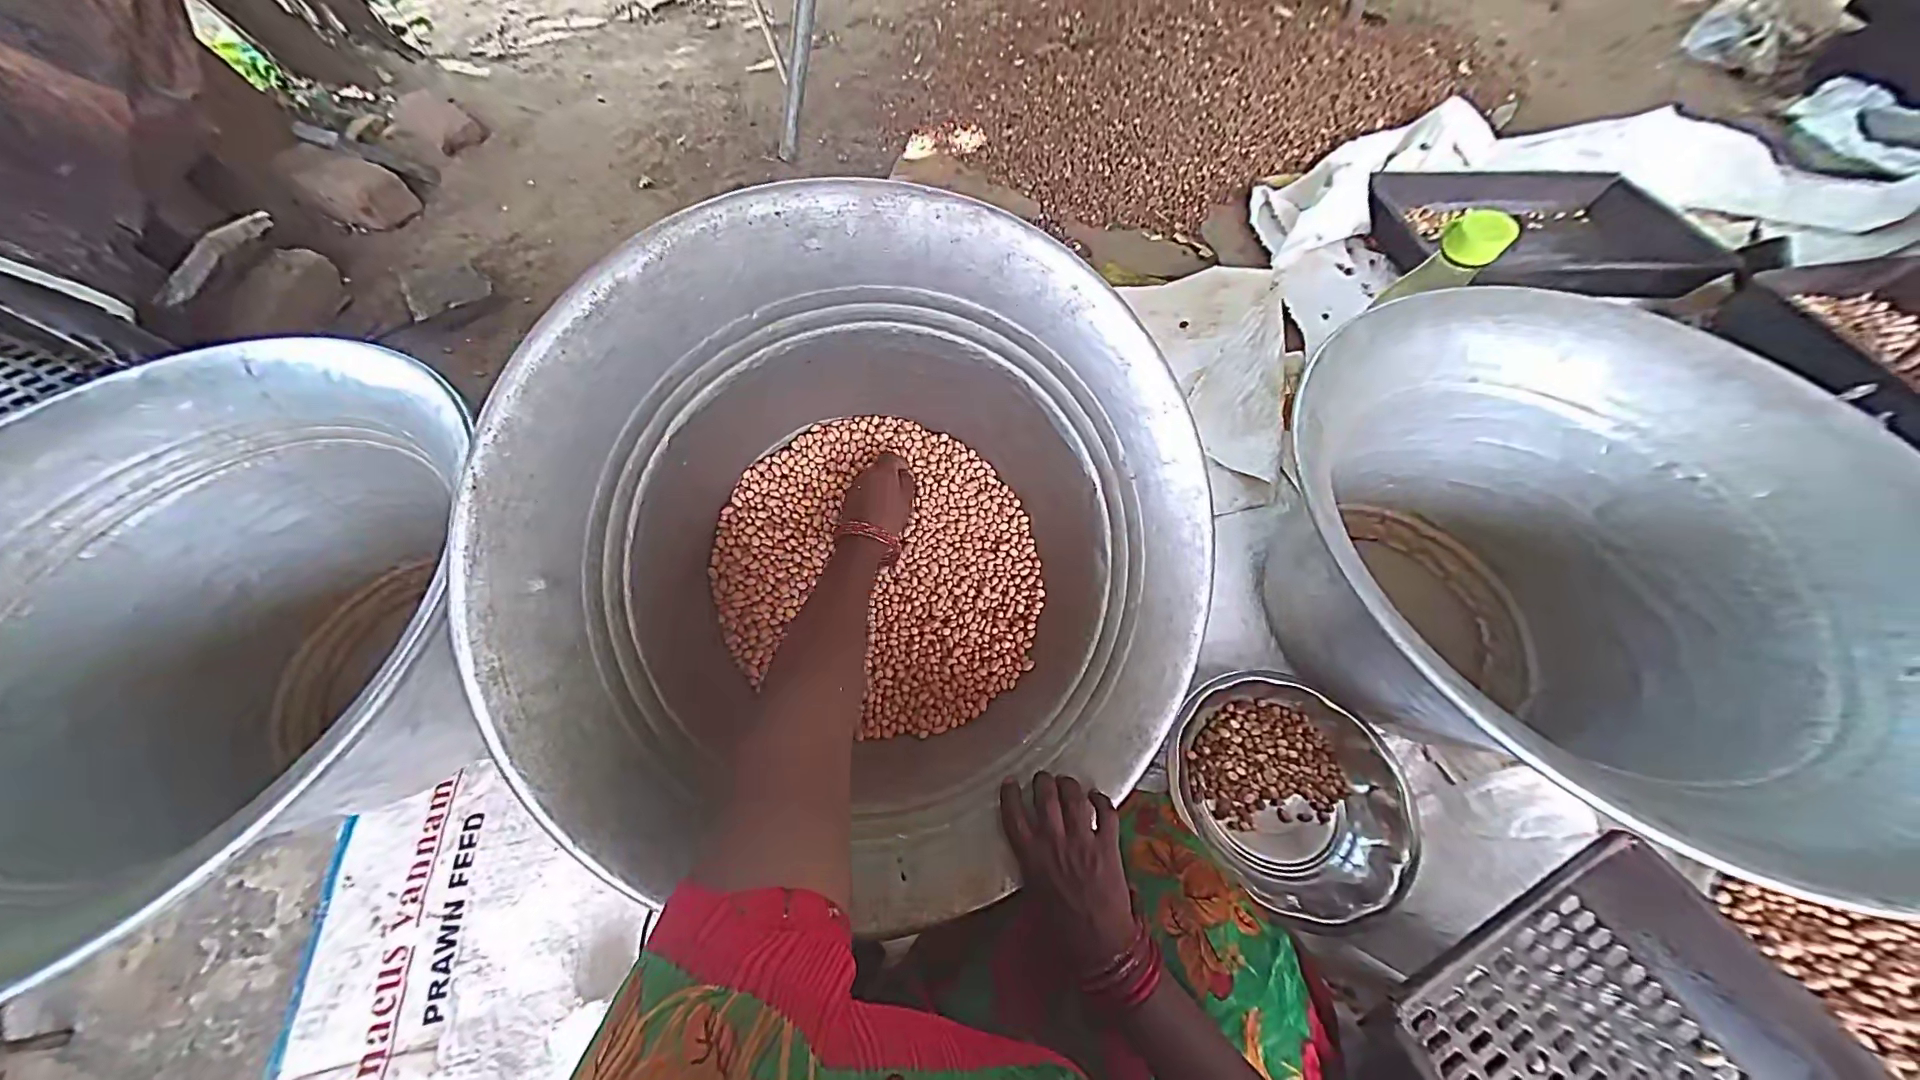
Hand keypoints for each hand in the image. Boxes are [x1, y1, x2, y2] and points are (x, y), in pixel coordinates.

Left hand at [839, 452, 913, 535]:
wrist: (864, 539)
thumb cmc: (889, 518)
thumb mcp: (906, 500)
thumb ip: (907, 481)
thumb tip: (904, 473)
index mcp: (883, 470)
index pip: (892, 456)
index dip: (900, 464)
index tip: (905, 473)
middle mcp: (866, 473)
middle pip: (879, 468)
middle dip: (888, 476)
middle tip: (897, 491)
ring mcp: (855, 485)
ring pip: (869, 479)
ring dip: (877, 486)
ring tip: (887, 503)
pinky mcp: (848, 497)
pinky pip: (862, 490)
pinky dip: (868, 495)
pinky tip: (875, 509)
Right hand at [1000, 772, 1137, 973]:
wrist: (1100, 944)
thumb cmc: (1061, 926)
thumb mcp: (1034, 893)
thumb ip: (1031, 863)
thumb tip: (1030, 846)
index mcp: (1031, 855)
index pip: (1013, 814)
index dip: (1009, 794)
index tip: (1010, 782)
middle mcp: (1055, 841)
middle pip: (1045, 795)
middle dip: (1043, 781)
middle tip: (1043, 779)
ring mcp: (1083, 840)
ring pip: (1074, 797)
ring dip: (1069, 785)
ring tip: (1066, 783)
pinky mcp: (1108, 844)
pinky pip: (1106, 812)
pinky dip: (1101, 800)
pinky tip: (1096, 797)